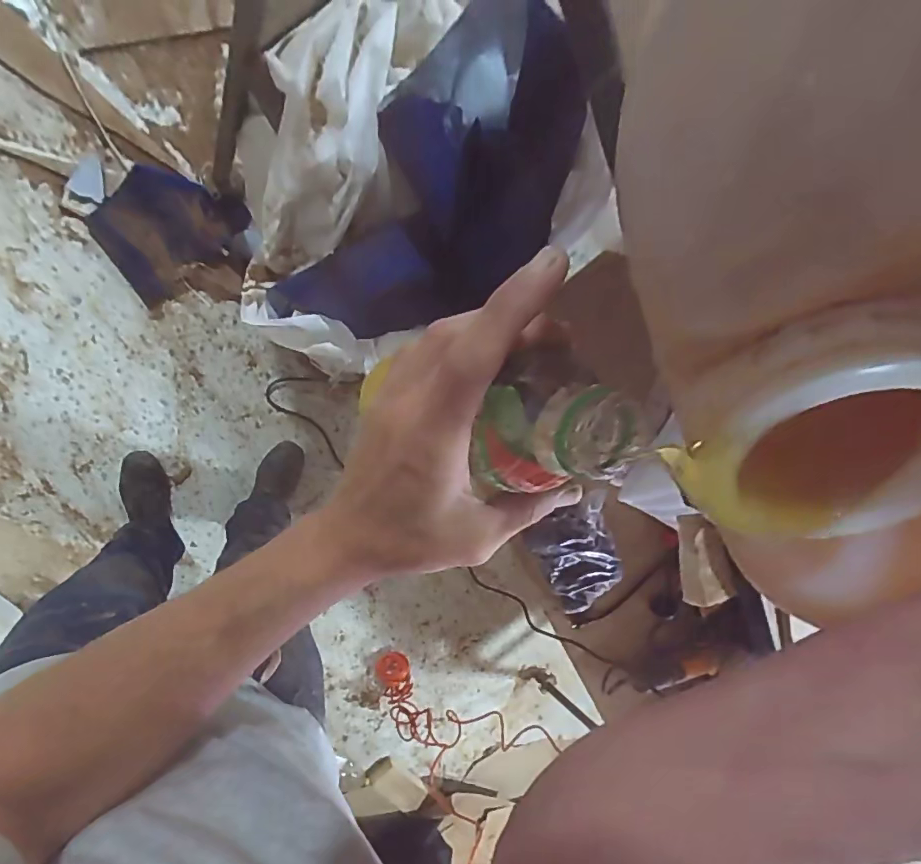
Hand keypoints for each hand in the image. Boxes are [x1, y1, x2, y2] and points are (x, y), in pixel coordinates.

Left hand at [311, 248, 586, 578]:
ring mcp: (392, 392)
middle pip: (460, 331)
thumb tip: (573, 486)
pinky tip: (483, 359)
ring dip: (485, 324)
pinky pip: (425, 349)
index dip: (515, 305)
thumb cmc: (409, 541)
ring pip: (439, 334)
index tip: (554, 265)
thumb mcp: (477, 537)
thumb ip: (529, 509)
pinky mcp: (385, 395)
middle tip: (559, 333)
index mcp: (435, 428)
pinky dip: (461, 340)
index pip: (475, 351)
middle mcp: (410, 397)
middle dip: (513, 313)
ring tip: (528, 342)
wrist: (346, 538)